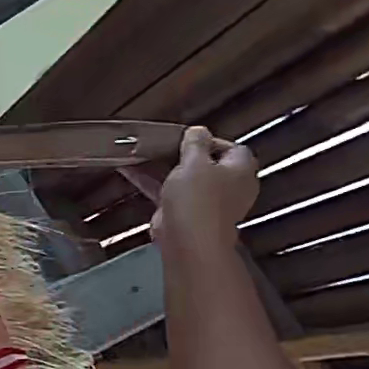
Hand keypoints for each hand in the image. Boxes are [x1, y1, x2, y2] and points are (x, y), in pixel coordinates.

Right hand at [119, 126, 257, 255]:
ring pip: (182, 177)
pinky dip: (150, 181)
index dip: (210, 141)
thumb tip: (199, 130)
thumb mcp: (195, 162)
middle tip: (162, 146)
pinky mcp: (183, 210)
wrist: (187, 238)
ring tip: (140, 155)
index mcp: (240, 170)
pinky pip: (167, 190)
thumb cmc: (198, 197)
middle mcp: (227, 185)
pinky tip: (128, 170)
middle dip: (182, 154)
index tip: (186, 138)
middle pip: (205, 163)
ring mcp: (204, 200)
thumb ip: (195, 143)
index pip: (232, 148)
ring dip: (161, 167)